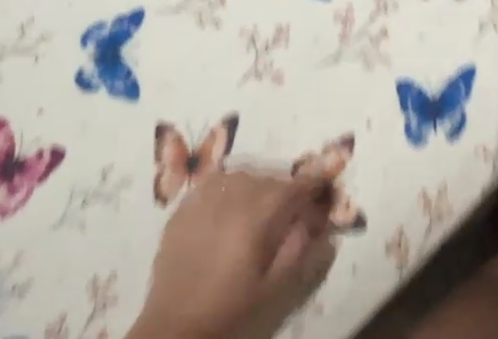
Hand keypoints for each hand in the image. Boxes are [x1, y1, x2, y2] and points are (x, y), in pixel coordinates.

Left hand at [131, 169, 336, 338]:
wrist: (172, 338)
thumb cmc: (230, 318)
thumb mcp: (278, 294)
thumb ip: (303, 254)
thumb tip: (320, 225)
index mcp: (256, 217)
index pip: (294, 186)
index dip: (313, 184)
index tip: (324, 189)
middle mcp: (228, 200)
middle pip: (266, 176)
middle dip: (284, 188)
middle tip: (292, 211)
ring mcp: (200, 204)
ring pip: (238, 175)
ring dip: (255, 184)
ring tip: (260, 208)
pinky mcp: (180, 216)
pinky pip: (210, 186)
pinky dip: (226, 189)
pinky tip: (228, 211)